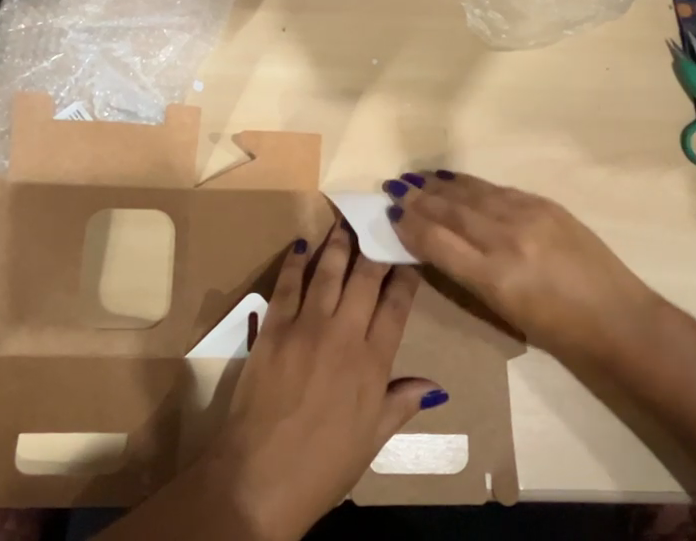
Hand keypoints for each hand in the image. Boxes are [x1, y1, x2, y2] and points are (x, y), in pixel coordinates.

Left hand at [202, 225, 441, 540]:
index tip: (408, 254)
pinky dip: (293, 262)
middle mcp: (344, 335)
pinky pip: (286, 286)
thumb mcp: (372, 440)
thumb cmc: (324, 466)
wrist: (261, 475)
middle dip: (374, 249)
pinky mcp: (273, 328)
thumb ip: (400, 403)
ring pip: (327, 273)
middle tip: (378, 224)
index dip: (404, 277)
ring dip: (337, 245)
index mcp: (374, 363)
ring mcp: (306, 327)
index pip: (396, 306)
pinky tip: (300, 245)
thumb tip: (434, 386)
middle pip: (365, 279)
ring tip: (344, 222)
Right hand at [385, 171, 655, 356]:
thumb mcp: (502, 312)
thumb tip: (436, 245)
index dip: (409, 225)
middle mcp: (505, 240)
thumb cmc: (558, 332)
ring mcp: (527, 217)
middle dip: (417, 199)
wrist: (619, 320)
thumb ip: (466, 275)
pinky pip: (497, 189)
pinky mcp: (546, 205)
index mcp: (493, 277)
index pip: (436, 241)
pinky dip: (470, 184)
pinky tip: (454, 179)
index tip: (390, 215)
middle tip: (392, 188)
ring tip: (415, 178)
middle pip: (449, 211)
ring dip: (439, 185)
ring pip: (471, 194)